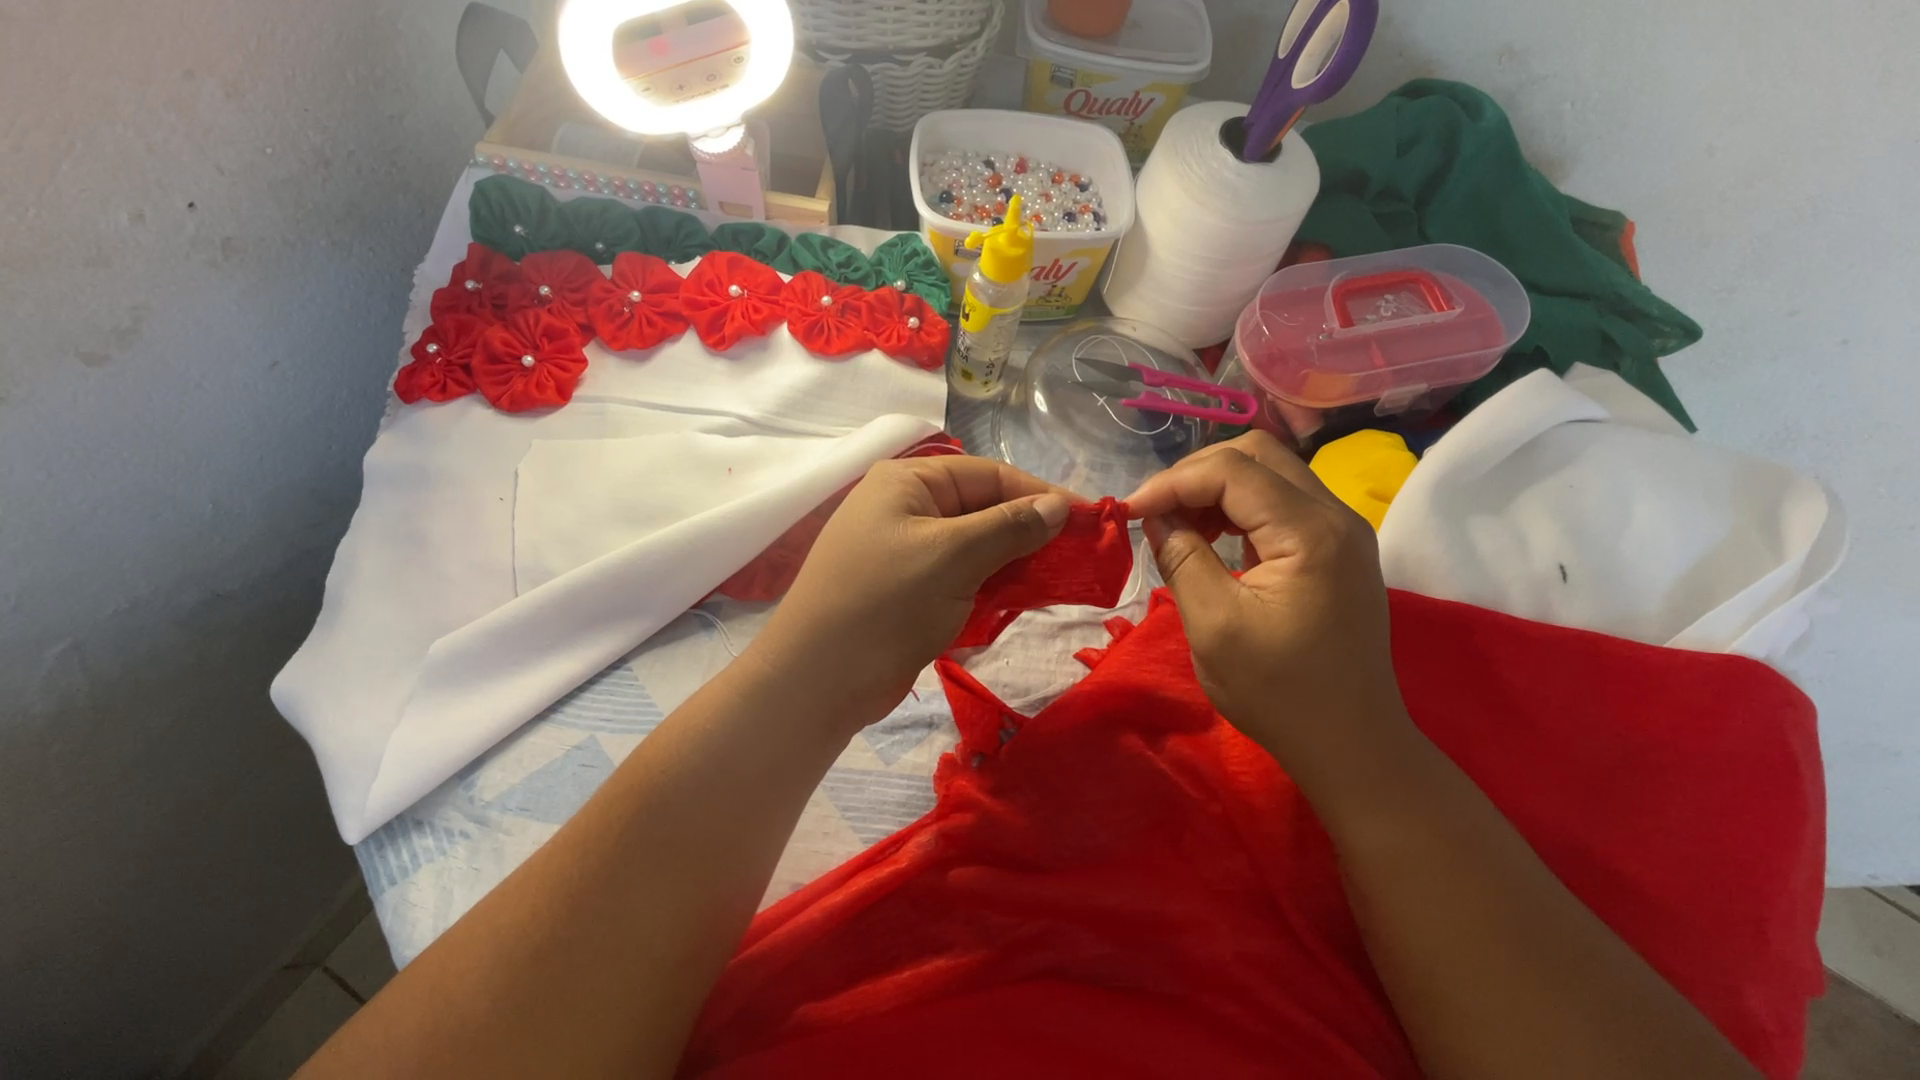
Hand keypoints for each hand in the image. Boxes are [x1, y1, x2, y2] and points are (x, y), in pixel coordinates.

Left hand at [747, 455, 1072, 730]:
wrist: (818, 681)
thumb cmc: (885, 605)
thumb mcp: (953, 557)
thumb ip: (1010, 527)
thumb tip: (1059, 506)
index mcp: (908, 482)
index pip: (989, 475)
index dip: (1041, 495)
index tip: (1088, 520)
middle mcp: (905, 508)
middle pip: (983, 509)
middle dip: (1030, 532)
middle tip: (1079, 557)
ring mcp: (904, 551)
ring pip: (975, 546)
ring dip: (1014, 563)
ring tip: (1058, 581)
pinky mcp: (907, 590)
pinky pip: (960, 577)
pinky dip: (990, 587)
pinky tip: (1019, 602)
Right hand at [1124, 431, 1412, 794]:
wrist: (1349, 742)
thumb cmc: (1279, 693)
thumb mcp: (1214, 627)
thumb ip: (1182, 559)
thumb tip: (1156, 516)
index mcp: (1311, 532)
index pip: (1233, 470)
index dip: (1174, 482)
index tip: (1133, 511)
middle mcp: (1335, 516)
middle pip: (1257, 456)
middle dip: (1195, 475)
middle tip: (1156, 513)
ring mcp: (1341, 531)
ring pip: (1270, 475)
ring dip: (1216, 490)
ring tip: (1178, 528)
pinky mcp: (1336, 550)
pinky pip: (1281, 504)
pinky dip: (1239, 510)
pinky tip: (1212, 540)